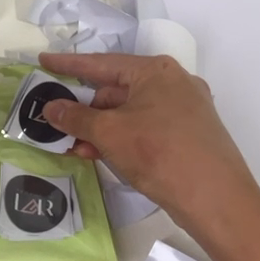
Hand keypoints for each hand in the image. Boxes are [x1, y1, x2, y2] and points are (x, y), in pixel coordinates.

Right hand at [36, 52, 257, 216]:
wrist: (216, 199)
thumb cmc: (159, 153)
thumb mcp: (110, 133)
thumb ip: (76, 117)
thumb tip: (51, 108)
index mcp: (156, 71)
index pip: (102, 63)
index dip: (69, 64)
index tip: (44, 61)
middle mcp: (174, 83)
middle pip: (116, 89)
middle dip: (85, 109)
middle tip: (57, 123)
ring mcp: (185, 110)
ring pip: (130, 113)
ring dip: (100, 129)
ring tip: (76, 148)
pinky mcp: (189, 135)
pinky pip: (145, 128)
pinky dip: (122, 139)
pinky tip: (102, 156)